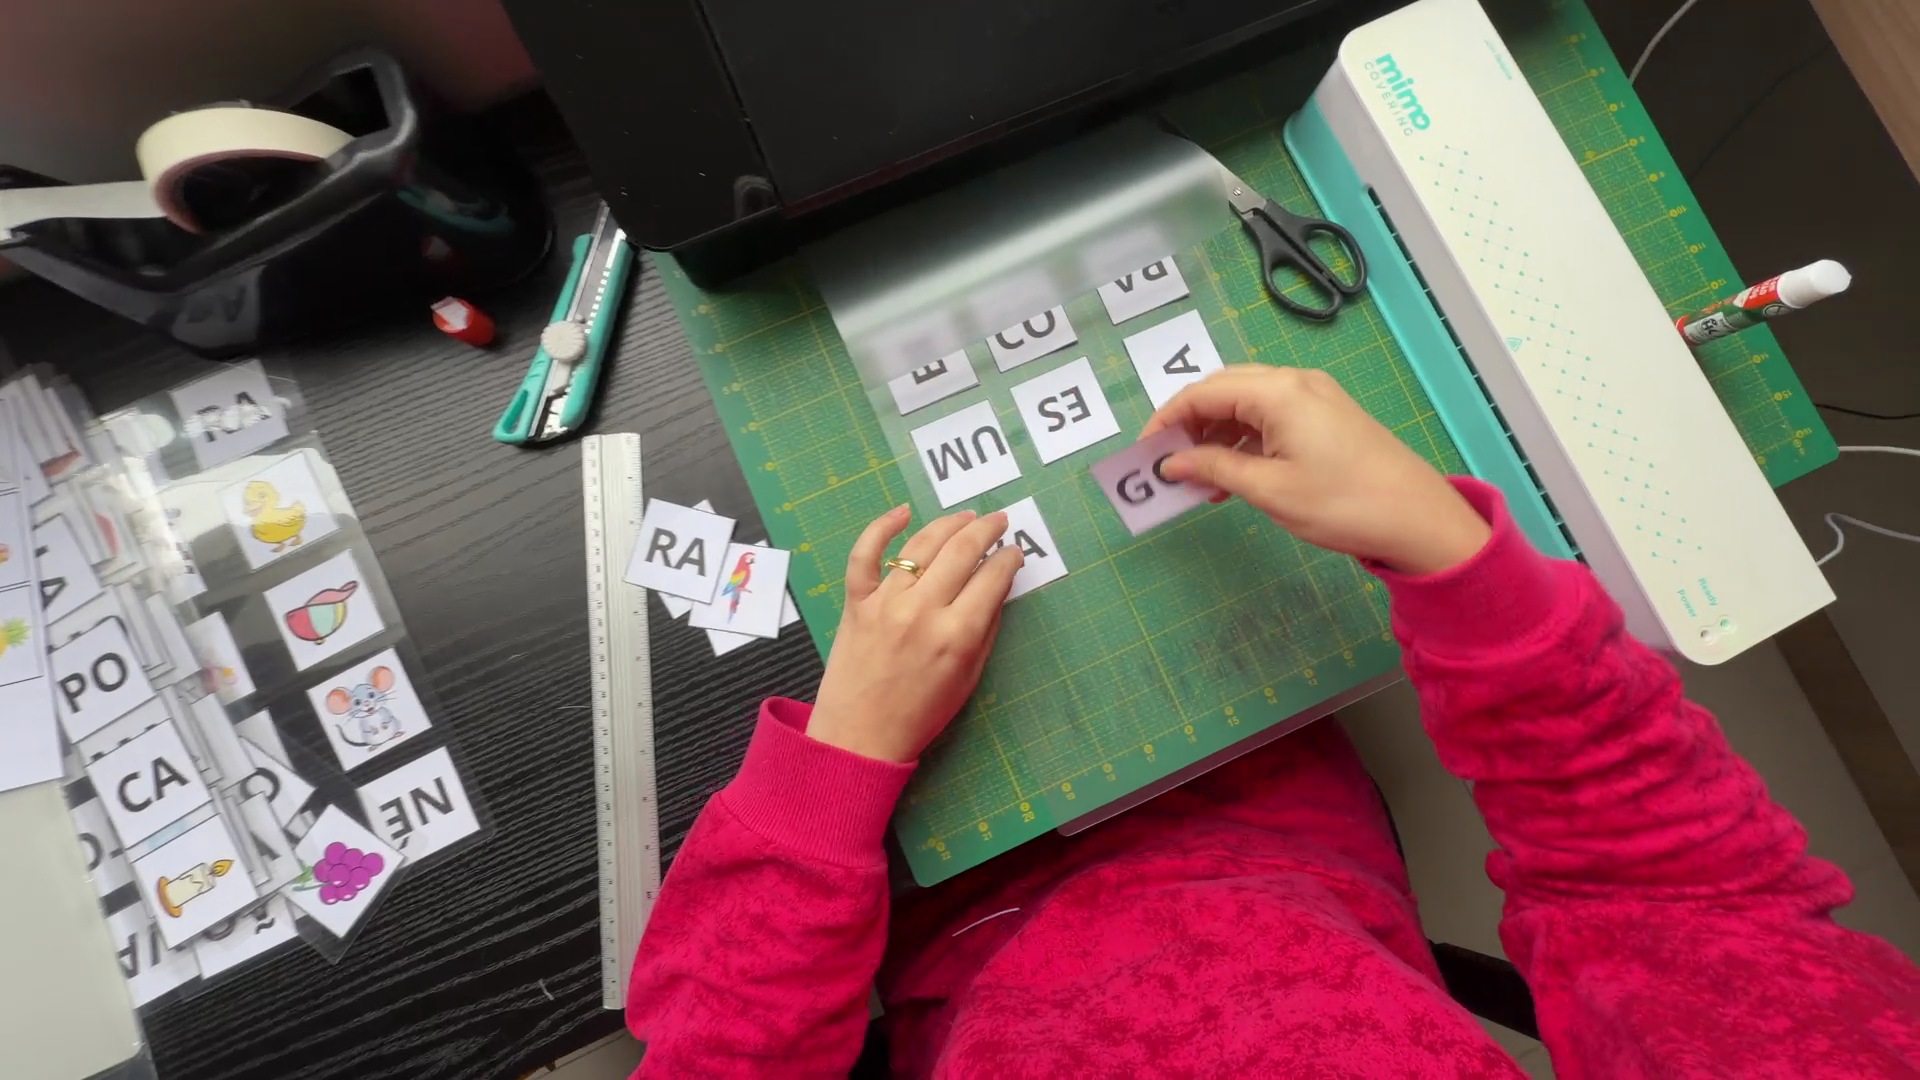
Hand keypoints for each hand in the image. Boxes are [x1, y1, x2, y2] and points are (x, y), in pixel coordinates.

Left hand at [809, 506, 1023, 762]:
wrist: (859, 738)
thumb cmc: (922, 714)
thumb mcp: (969, 677)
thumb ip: (986, 627)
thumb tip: (999, 584)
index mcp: (957, 635)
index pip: (992, 577)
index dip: (1009, 558)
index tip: (1015, 552)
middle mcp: (922, 611)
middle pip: (961, 551)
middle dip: (987, 529)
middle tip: (999, 520)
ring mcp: (885, 602)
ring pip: (921, 546)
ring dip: (949, 524)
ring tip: (966, 517)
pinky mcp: (856, 602)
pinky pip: (865, 555)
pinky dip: (881, 528)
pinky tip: (902, 512)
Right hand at [1143, 366, 1490, 573]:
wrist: (1418, 520)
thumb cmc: (1340, 503)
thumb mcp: (1268, 489)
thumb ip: (1214, 469)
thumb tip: (1172, 463)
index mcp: (1279, 392)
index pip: (1204, 392)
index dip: (1167, 419)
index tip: (1145, 452)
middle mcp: (1294, 383)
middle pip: (1223, 389)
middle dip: (1189, 423)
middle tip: (1167, 460)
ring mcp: (1312, 398)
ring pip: (1244, 404)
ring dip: (1214, 434)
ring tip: (1196, 475)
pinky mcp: (1324, 417)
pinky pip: (1267, 418)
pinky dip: (1241, 441)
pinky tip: (1229, 474)